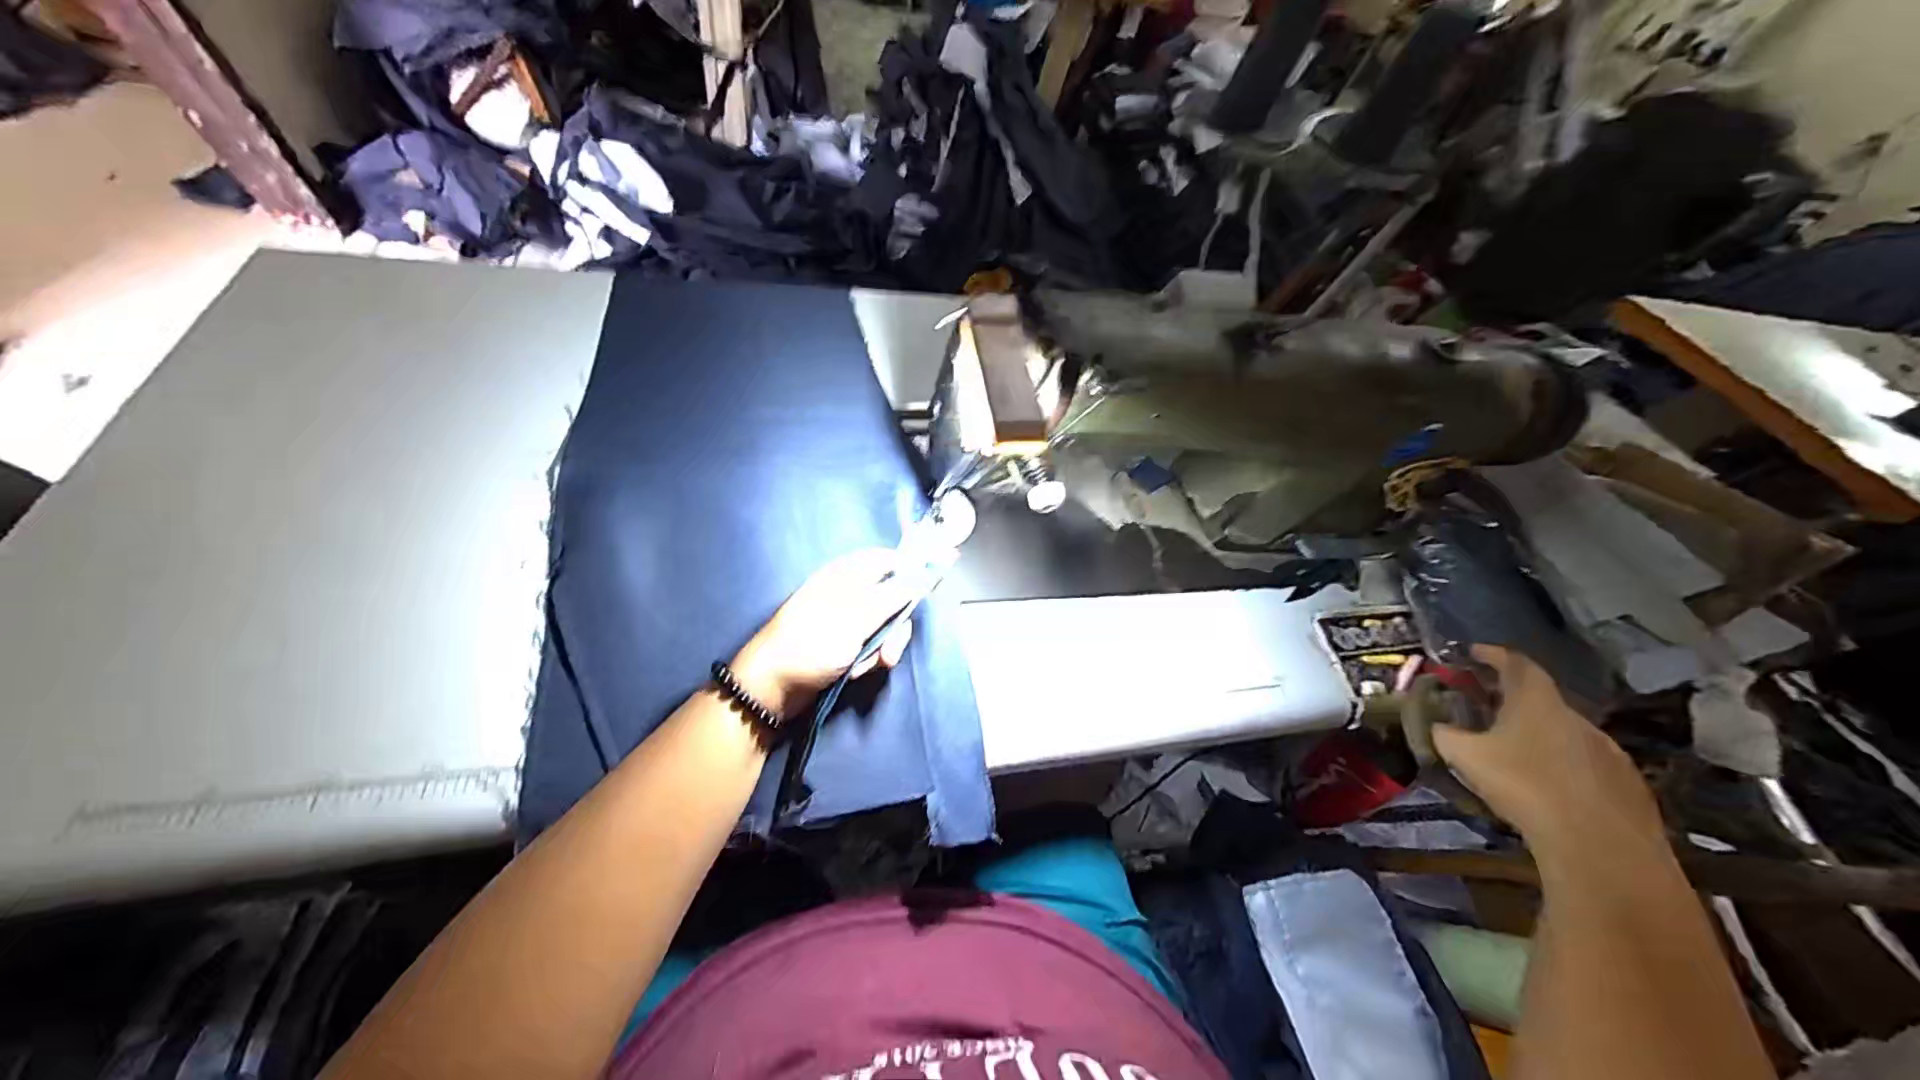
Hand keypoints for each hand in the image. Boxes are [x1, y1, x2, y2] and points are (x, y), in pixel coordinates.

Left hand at [728, 550, 916, 719]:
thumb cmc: (812, 644)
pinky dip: (865, 660)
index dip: (910, 569)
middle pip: (892, 599)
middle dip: (896, 627)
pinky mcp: (841, 644)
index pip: (887, 560)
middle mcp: (846, 592)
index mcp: (845, 574)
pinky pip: (868, 646)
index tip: (930, 586)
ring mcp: (844, 620)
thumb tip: (922, 577)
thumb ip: (893, 596)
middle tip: (890, 652)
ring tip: (864, 666)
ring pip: (883, 627)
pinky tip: (852, 672)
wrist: (771, 686)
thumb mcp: (856, 618)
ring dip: (881, 648)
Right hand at [1432, 646, 1665, 855]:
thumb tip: (1436, 726)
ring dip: (1538, 732)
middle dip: (1511, 698)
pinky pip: (1585, 760)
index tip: (1474, 652)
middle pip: (1540, 697)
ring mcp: (1607, 749)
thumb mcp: (1465, 757)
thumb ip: (1445, 735)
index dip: (1493, 654)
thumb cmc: (1524, 785)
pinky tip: (1548, 783)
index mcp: (1536, 702)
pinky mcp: (1626, 782)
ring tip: (1514, 748)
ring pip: (1564, 730)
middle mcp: (1575, 716)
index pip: (1516, 663)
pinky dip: (1562, 761)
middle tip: (1485, 705)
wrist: (1600, 845)